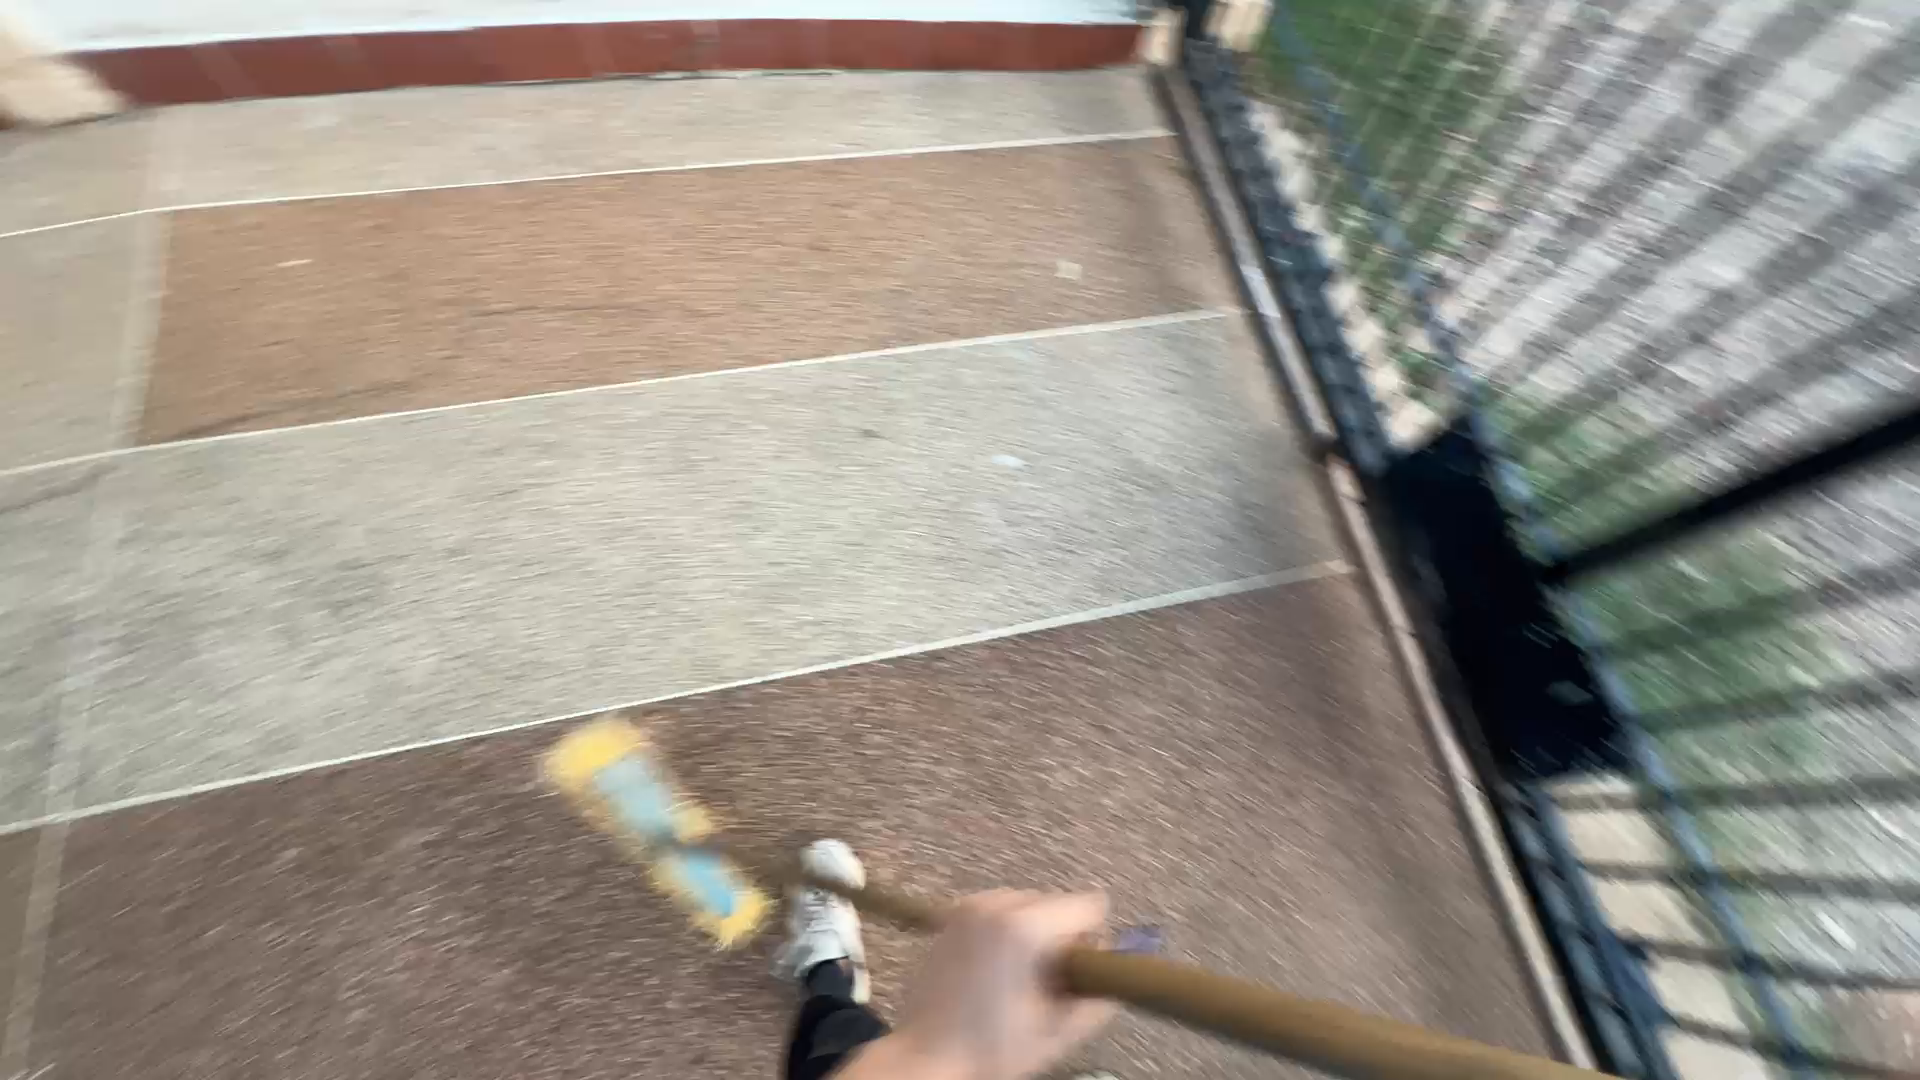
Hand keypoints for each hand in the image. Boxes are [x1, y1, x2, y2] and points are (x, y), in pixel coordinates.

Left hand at [888, 890, 1117, 1079]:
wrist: (926, 1054)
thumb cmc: (988, 1047)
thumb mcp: (1054, 1033)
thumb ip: (1095, 1001)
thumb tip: (1115, 981)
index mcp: (1023, 928)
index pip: (1085, 905)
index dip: (1094, 934)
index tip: (1087, 962)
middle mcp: (996, 905)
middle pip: (1053, 902)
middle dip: (1061, 934)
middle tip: (1053, 978)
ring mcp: (971, 906)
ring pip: (1025, 903)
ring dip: (1034, 929)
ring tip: (1023, 975)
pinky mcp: (954, 914)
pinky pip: (997, 908)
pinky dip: (1007, 927)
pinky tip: (1000, 966)